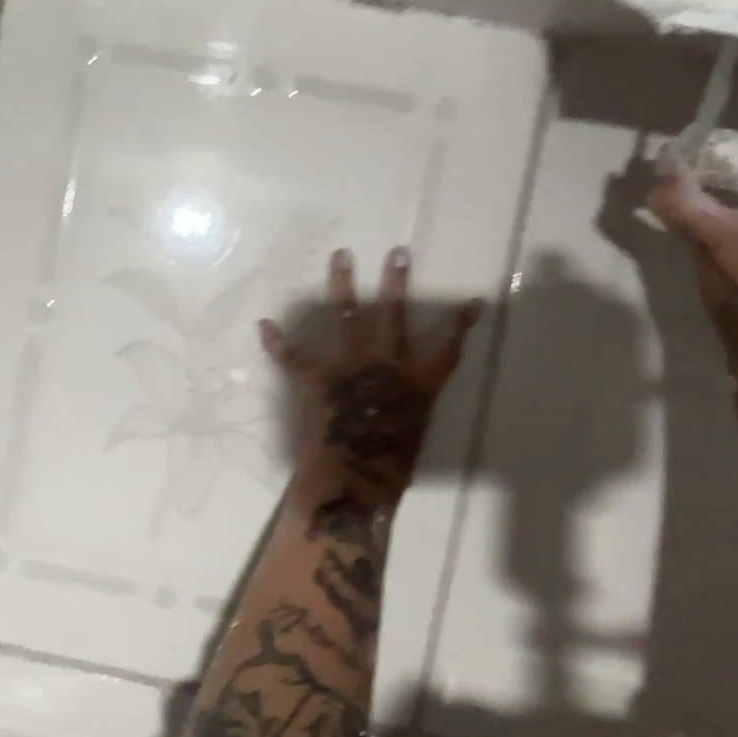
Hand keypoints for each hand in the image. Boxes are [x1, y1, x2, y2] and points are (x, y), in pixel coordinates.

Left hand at [259, 247, 484, 511]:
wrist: (350, 484)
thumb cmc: (388, 470)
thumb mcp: (413, 435)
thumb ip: (407, 409)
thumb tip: (397, 405)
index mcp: (417, 383)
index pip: (447, 346)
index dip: (460, 323)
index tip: (473, 300)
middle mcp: (386, 366)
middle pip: (394, 314)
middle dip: (396, 281)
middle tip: (396, 252)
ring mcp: (349, 367)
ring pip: (347, 316)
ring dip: (343, 284)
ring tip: (341, 256)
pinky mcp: (316, 378)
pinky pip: (293, 356)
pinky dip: (277, 342)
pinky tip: (264, 324)